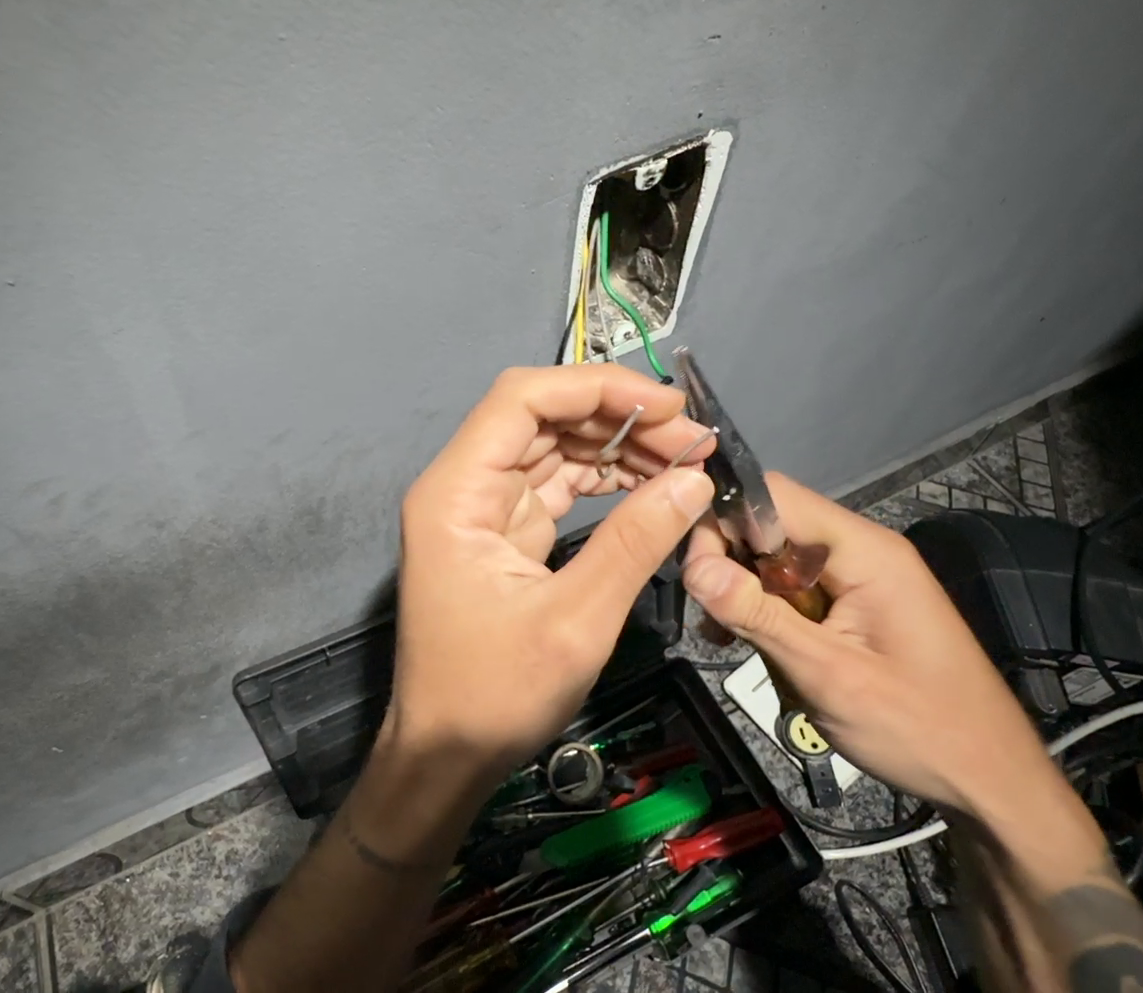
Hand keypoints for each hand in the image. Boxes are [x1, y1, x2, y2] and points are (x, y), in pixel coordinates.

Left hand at [388, 364, 717, 774]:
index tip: (668, 407)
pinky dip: (604, 481)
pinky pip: (557, 486)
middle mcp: (463, 488)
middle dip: (618, 418)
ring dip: (618, 447)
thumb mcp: (575, 622)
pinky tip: (653, 484)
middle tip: (694, 439)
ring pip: (553, 448)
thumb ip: (634, 543)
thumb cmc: (494, 695)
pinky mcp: (505, 534)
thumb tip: (695, 478)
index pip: (522, 400)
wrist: (446, 754)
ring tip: (687, 459)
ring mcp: (483, 510)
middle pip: (541, 418)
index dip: (597, 388)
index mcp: (456, 493)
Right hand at [681, 474, 1058, 816]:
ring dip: (740, 592)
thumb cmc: (919, 728)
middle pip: (768, 525)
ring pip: (772, 560)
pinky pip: (790, 590)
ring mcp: (855, 578)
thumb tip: (692, 567)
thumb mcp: (828, 674)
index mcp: (862, 550)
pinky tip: (743, 642)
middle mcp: (857, 550)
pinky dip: (761, 611)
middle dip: (726, 562)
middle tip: (706, 615)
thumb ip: (758, 616)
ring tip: (722, 636)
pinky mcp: (850, 605)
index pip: (773, 496)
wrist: (990, 783)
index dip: (724, 521)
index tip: (694, 574)